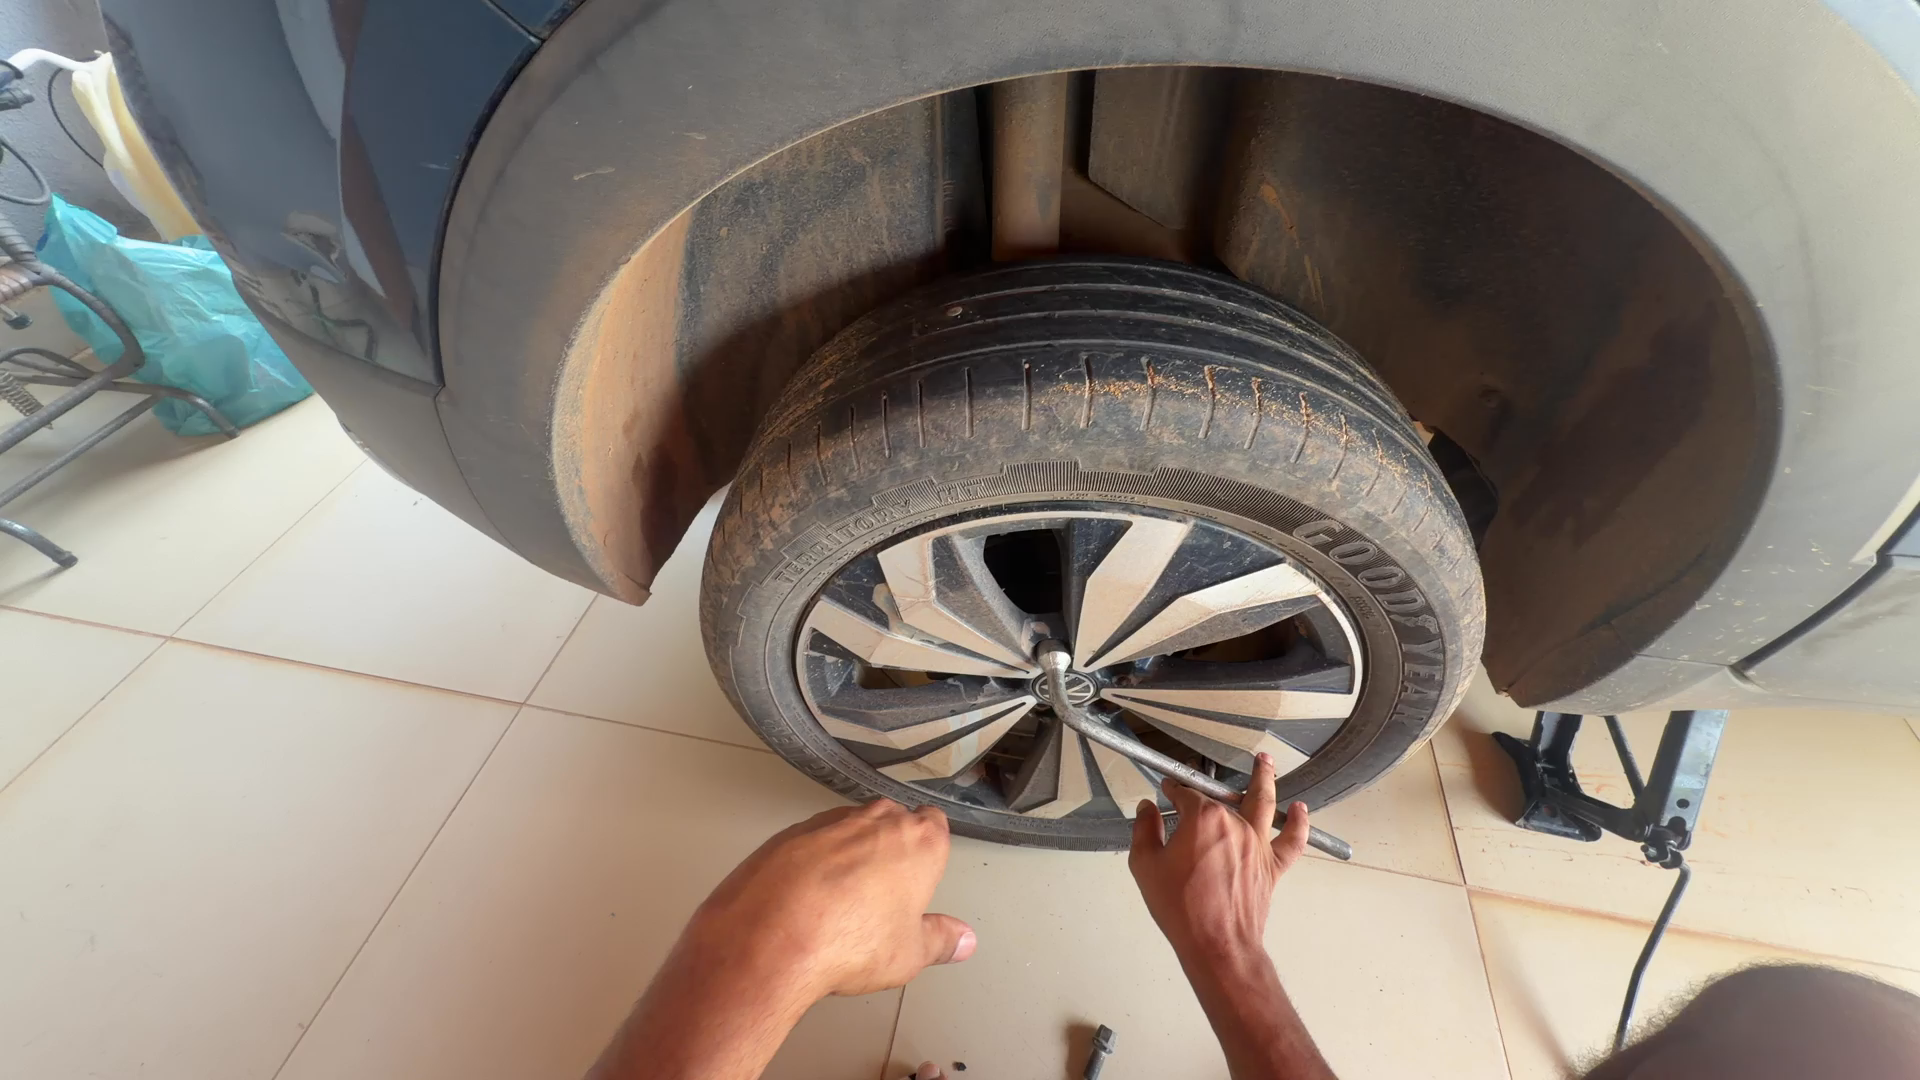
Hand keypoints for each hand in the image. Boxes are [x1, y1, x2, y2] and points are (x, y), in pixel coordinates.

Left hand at [681, 799, 976, 999]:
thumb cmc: (850, 940)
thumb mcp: (908, 954)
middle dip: (890, 849)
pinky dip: (814, 860)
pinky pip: (815, 839)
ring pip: (853, 828)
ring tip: (840, 902)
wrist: (772, 934)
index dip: (927, 850)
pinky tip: (806, 898)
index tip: (919, 876)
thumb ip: (941, 940)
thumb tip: (964, 939)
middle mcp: (880, 818)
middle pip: (894, 822)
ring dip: (851, 853)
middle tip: (882, 895)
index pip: (936, 824)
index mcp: (919, 840)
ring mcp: (834, 819)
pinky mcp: (794, 829)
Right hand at [1128, 752, 1310, 961]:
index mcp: (1202, 818)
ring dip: (1265, 778)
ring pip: (1263, 803)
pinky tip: (1300, 810)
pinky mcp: (1271, 866)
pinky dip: (1298, 824)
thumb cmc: (1180, 906)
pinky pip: (1291, 842)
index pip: (1185, 794)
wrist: (1217, 946)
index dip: (1172, 791)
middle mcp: (1234, 823)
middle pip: (1220, 796)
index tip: (1165, 792)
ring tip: (1265, 761)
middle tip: (1201, 775)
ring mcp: (1257, 844)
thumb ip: (1144, 829)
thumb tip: (1147, 808)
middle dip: (1207, 785)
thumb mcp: (1145, 864)